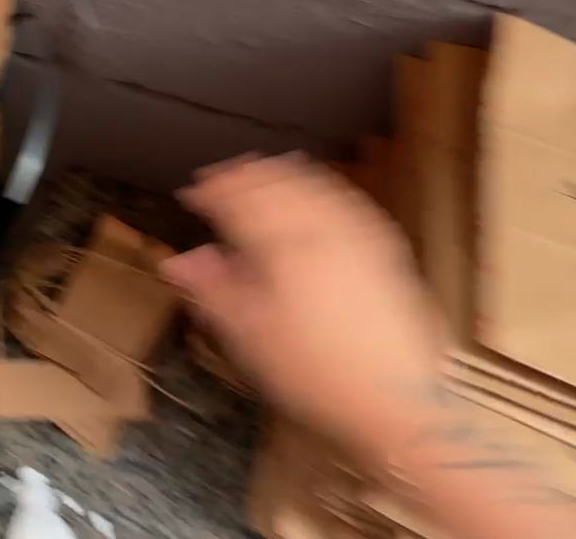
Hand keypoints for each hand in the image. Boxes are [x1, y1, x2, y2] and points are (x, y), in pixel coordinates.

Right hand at [161, 154, 445, 463]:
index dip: (210, 192)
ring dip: (282, 173)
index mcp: (282, 250)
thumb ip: (211, 289)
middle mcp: (320, 234)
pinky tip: (317, 187)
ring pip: (314, 188)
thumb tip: (177, 261)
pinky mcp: (384, 254)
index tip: (191, 193)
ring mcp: (357, 241)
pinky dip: (326, 186)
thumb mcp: (248, 335)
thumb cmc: (314, 373)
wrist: (399, 408)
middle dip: (243, 175)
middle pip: (275, 187)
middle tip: (218, 175)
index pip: (238, 203)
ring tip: (260, 167)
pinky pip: (350, 203)